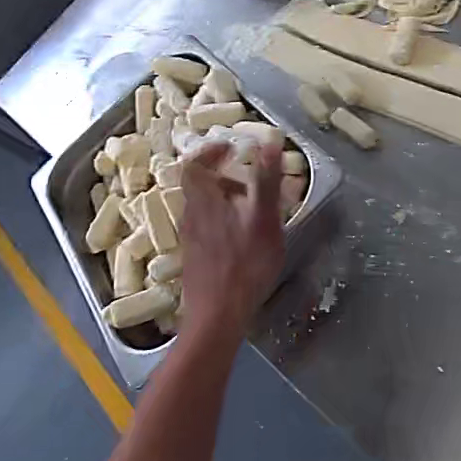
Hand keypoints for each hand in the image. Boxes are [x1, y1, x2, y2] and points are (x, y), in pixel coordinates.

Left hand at [175, 140, 284, 341]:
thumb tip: (269, 143)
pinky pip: (208, 227)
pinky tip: (245, 238)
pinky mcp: (196, 258)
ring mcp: (191, 240)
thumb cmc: (244, 266)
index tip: (232, 148)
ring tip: (254, 209)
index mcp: (203, 202)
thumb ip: (266, 181)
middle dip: (226, 177)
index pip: (194, 164)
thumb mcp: (263, 219)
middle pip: (200, 186)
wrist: (217, 317)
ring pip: (205, 208)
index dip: (211, 151)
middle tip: (251, 181)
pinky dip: (225, 221)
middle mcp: (191, 217)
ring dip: (227, 201)